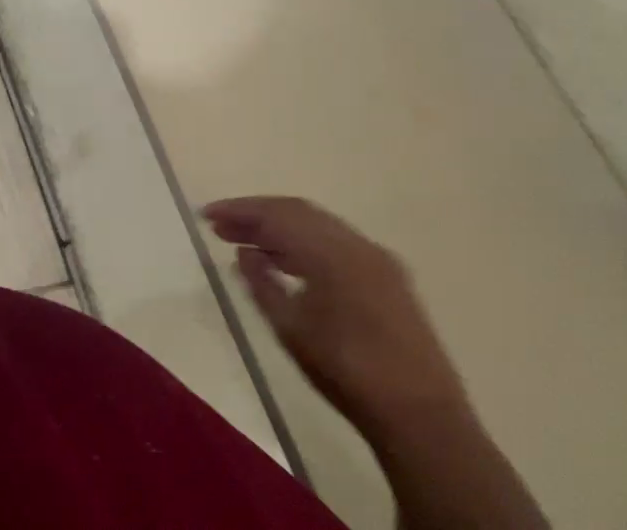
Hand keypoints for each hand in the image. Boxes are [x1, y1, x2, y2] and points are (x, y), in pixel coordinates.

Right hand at [203, 196, 467, 433]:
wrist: (420, 416)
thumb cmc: (345, 371)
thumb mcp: (288, 327)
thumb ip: (261, 283)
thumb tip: (245, 254)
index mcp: (333, 255)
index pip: (278, 215)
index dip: (238, 210)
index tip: (206, 216)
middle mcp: (359, 247)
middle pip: (300, 213)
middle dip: (257, 216)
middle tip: (220, 227)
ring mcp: (379, 263)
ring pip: (319, 227)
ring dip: (280, 229)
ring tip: (244, 244)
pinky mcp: (389, 280)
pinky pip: (337, 244)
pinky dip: (305, 244)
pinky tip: (284, 263)